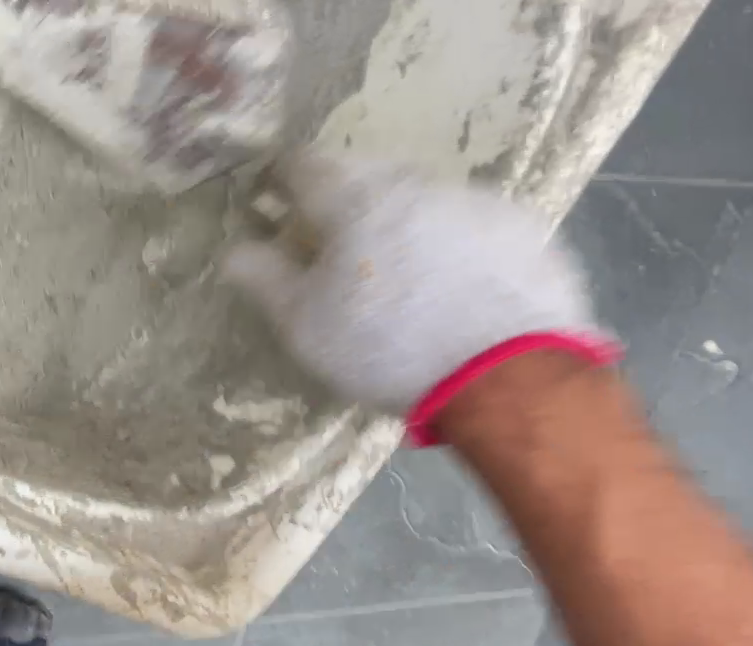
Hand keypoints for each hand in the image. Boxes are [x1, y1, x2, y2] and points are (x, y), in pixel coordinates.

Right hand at [223, 151, 602, 412]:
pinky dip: (435, 237)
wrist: (503, 373)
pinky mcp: (518, 227)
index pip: (306, 164)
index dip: (278, 176)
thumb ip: (263, 276)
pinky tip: (434, 281)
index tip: (265, 195)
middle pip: (364, 172)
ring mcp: (475, 201)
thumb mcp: (301, 321)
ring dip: (387, 216)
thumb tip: (234, 249)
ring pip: (414, 194)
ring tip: (380, 263)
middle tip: (318, 235)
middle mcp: (418, 184)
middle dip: (334, 195)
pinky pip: (459, 219)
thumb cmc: (380, 345)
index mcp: (357, 200)